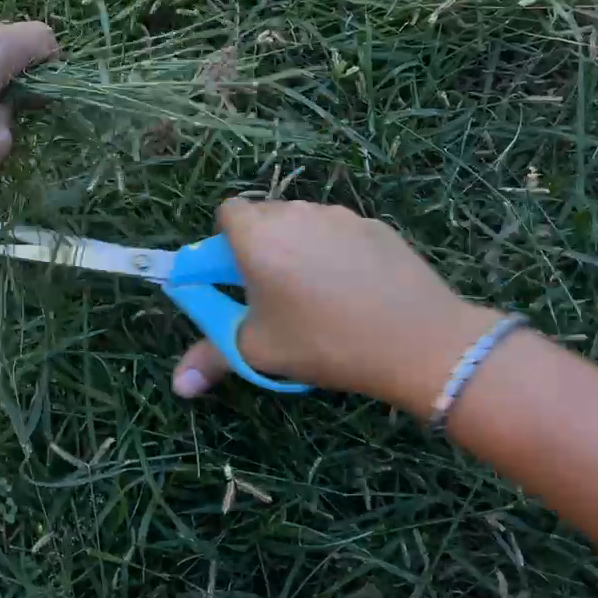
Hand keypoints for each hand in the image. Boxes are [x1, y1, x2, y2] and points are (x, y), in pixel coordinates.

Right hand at [171, 199, 496, 411]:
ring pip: (305, 223)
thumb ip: (211, 358)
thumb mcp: (261, 351)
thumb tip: (178, 385)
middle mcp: (293, 212)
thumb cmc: (325, 341)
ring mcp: (338, 215)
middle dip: (263, 246)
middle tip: (275, 292)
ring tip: (320, 295)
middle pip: (265, 217)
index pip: (226, 213)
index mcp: (256, 235)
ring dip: (301, 247)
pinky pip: (341, 233)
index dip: (226, 241)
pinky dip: (338, 252)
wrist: (419, 340)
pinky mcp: (375, 226)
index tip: (238, 276)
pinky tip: (357, 291)